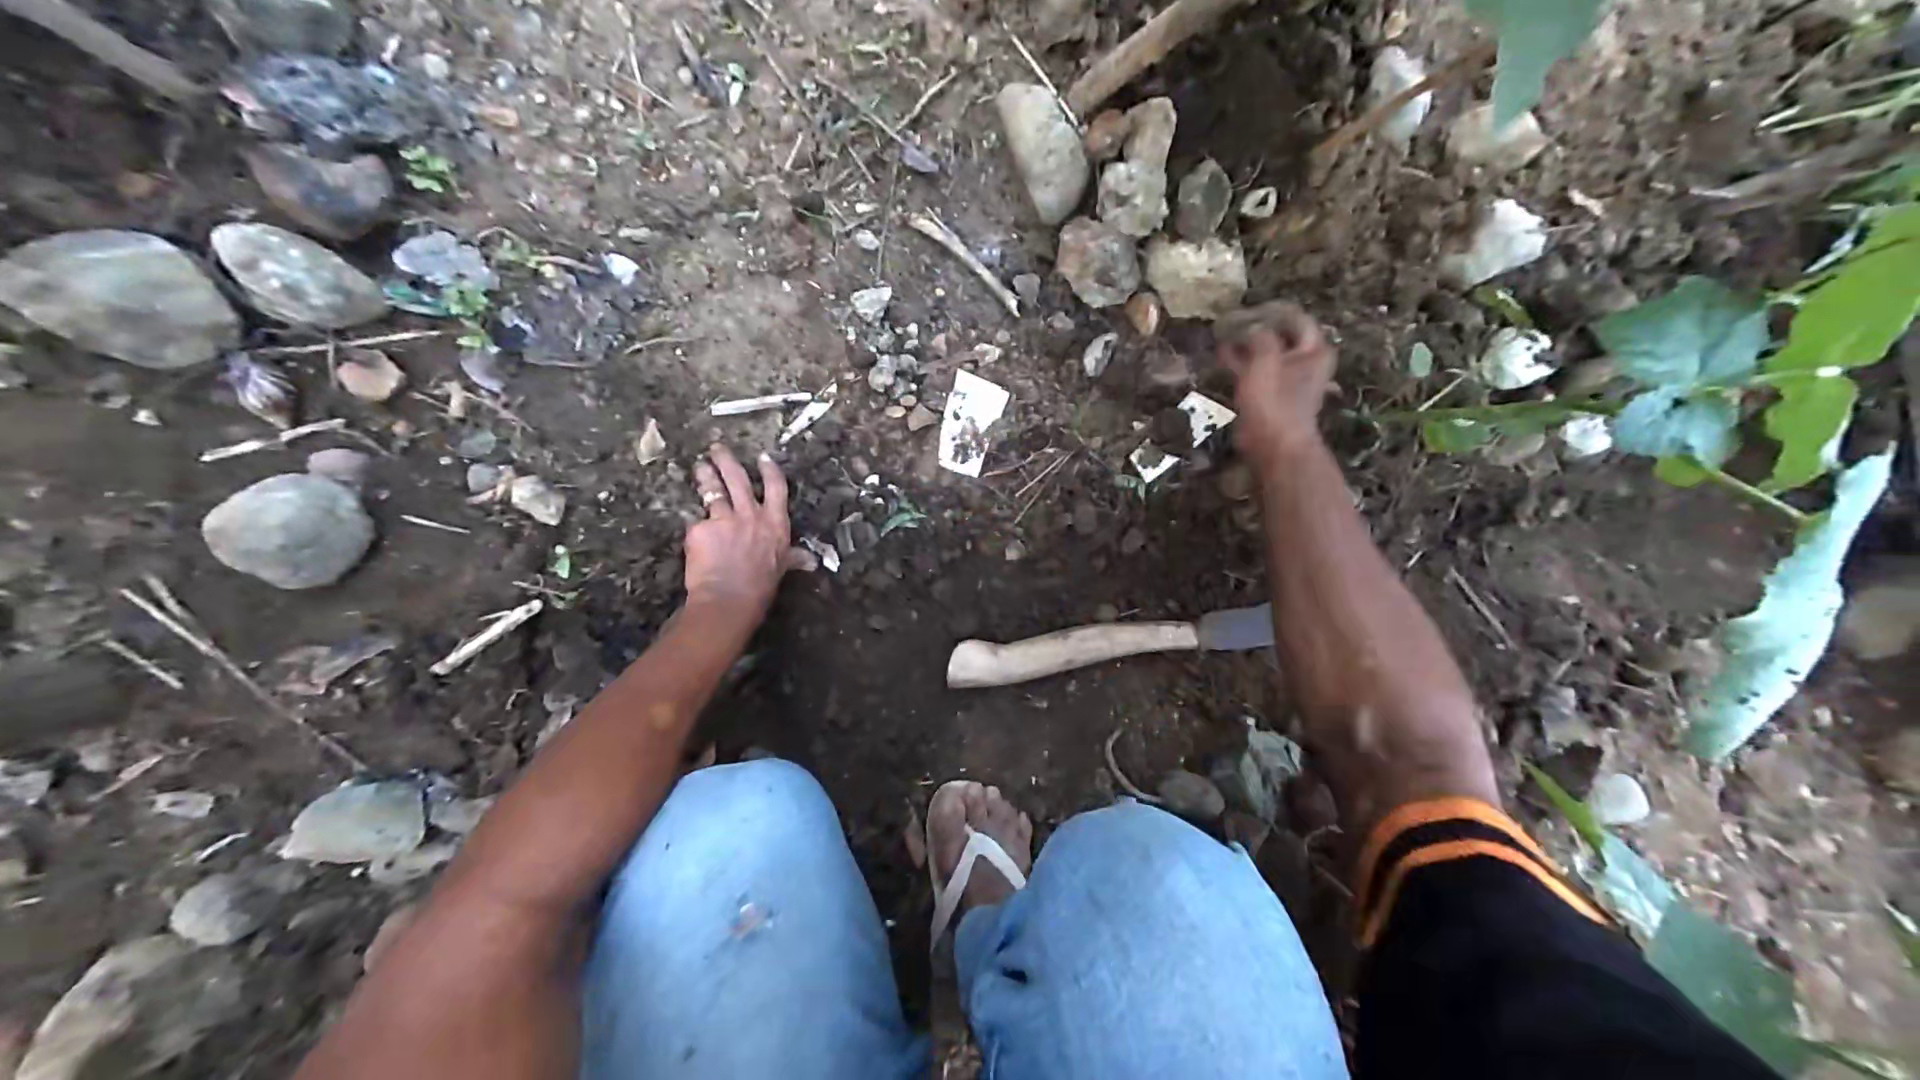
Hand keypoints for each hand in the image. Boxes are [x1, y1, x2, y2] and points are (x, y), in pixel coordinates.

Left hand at [685, 443, 800, 617]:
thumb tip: (811, 561)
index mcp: (775, 523)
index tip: (763, 457)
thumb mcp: (782, 568)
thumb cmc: (761, 586)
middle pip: (738, 479)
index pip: (776, 488)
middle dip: (726, 460)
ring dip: (705, 477)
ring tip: (700, 468)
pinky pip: (696, 523)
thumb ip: (793, 558)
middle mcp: (751, 515)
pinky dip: (695, 525)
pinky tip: (692, 531)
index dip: (769, 470)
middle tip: (717, 448)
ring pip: (713, 491)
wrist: (729, 599)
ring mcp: (724, 519)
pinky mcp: (700, 529)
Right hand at [1218, 302, 1335, 461]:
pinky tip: (1222, 359)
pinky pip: (1256, 372)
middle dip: (1254, 329)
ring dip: (1245, 347)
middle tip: (1229, 323)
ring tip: (1221, 338)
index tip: (1244, 310)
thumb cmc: (1273, 401)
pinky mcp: (1271, 396)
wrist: (1272, 445)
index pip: (1295, 318)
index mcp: (1314, 350)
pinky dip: (1241, 365)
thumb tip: (1251, 327)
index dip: (1270, 311)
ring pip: (1265, 354)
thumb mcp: (1266, 360)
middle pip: (1280, 336)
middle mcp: (1305, 362)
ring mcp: (1288, 381)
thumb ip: (1260, 337)